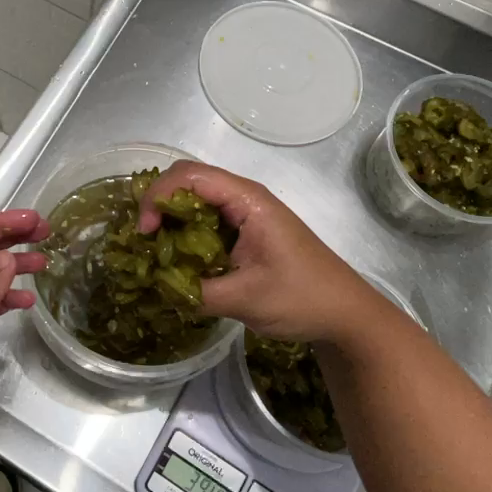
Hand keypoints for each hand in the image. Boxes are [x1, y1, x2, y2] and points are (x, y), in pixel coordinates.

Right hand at [138, 161, 389, 343]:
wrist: (345, 314)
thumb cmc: (301, 298)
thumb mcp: (245, 299)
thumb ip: (196, 291)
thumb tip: (157, 284)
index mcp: (247, 200)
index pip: (189, 177)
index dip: (159, 198)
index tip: (146, 233)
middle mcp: (244, 197)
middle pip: (188, 179)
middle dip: (159, 203)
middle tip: (146, 240)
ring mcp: (245, 212)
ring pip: (195, 198)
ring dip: (171, 218)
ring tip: (157, 250)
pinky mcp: (246, 230)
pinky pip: (206, 218)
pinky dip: (185, 232)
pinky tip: (178, 258)